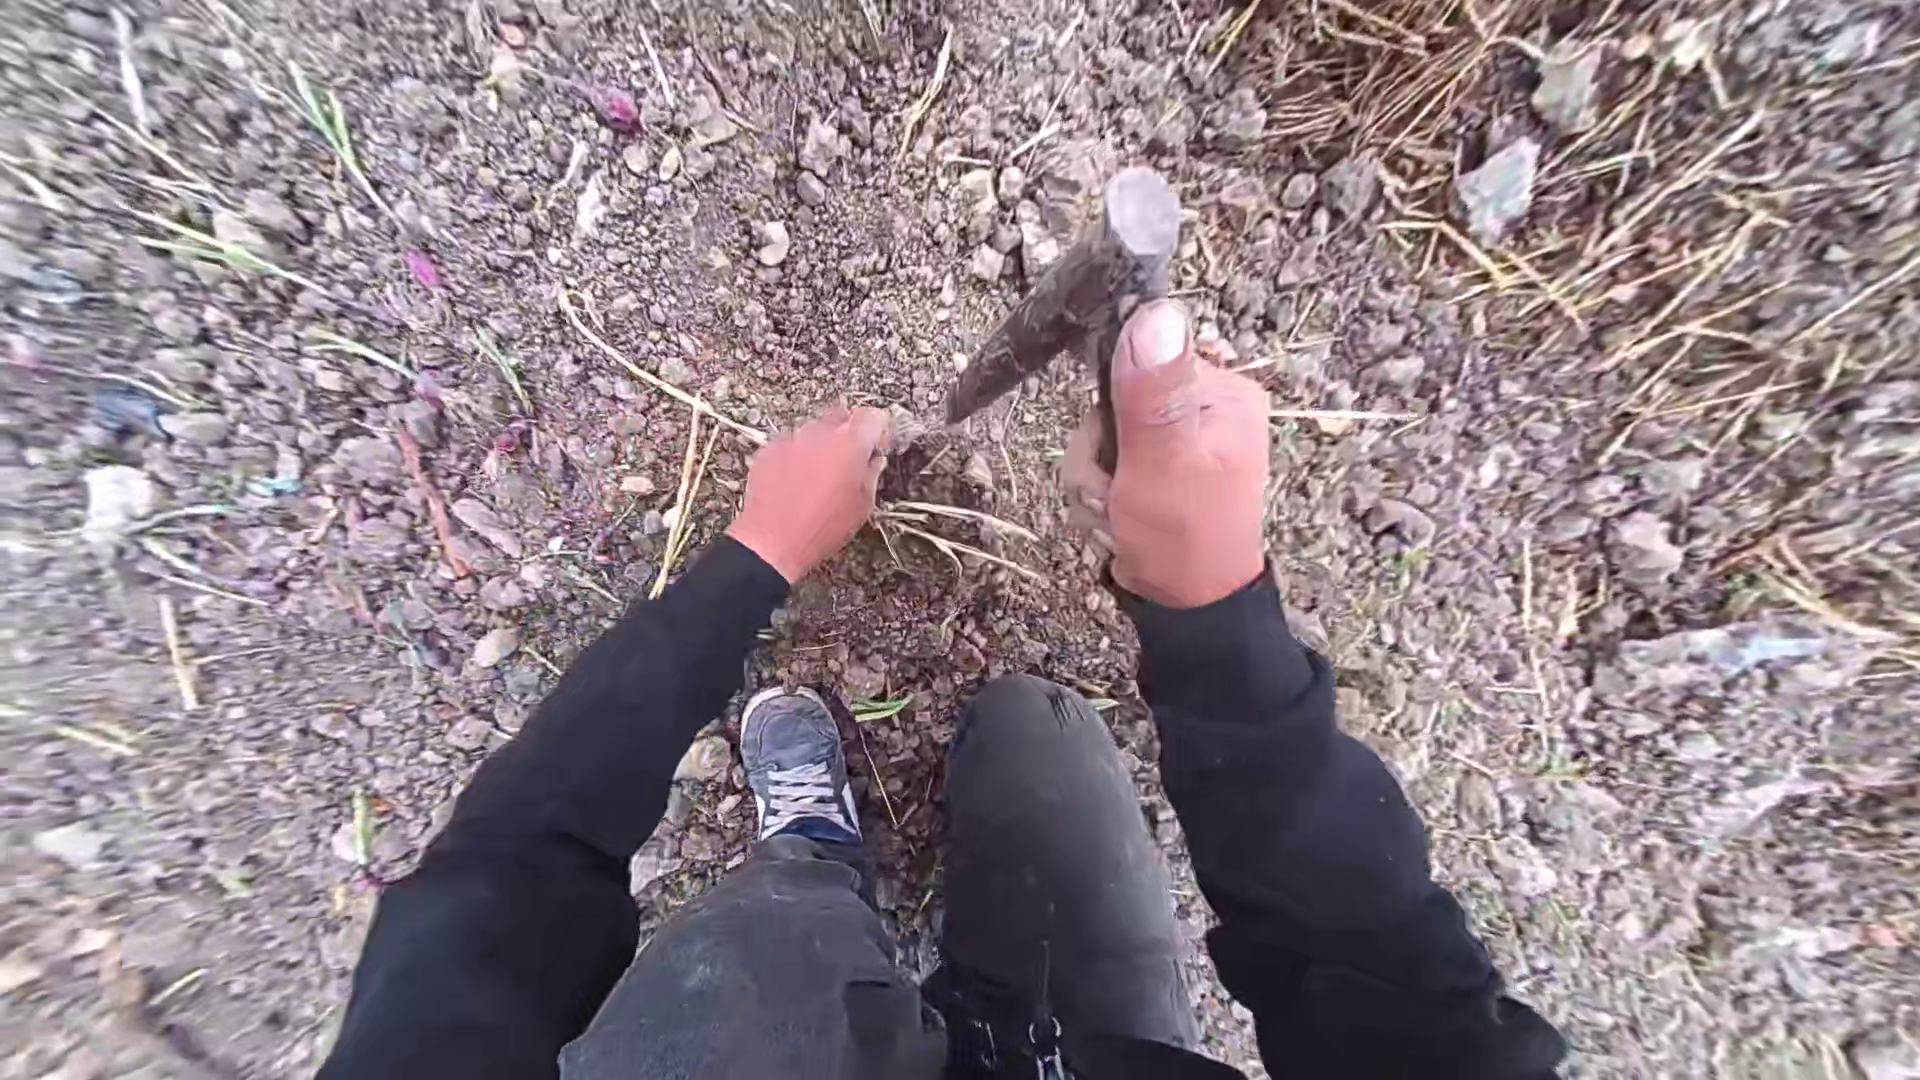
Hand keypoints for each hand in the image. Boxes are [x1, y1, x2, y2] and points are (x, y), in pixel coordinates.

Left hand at [727, 406, 891, 582]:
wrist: (773, 541)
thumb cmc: (824, 528)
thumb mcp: (862, 506)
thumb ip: (871, 474)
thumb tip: (874, 460)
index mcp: (851, 444)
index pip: (872, 417)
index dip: (878, 430)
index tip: (877, 446)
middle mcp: (821, 433)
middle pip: (841, 415)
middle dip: (849, 431)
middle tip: (849, 458)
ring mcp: (792, 438)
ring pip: (814, 430)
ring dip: (821, 445)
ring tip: (819, 476)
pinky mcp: (769, 449)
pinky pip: (790, 443)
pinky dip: (797, 455)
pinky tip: (796, 481)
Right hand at [1065, 300, 1268, 608]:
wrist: (1184, 606)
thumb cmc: (1183, 541)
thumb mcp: (1165, 467)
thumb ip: (1153, 398)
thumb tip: (1151, 314)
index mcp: (1220, 395)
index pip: (1139, 362)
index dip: (1110, 406)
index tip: (1115, 450)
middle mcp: (1199, 410)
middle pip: (1109, 404)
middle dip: (1097, 458)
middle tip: (1115, 495)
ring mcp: (1173, 442)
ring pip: (1096, 440)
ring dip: (1092, 483)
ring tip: (1116, 515)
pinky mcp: (1152, 468)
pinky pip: (1099, 466)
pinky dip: (1096, 496)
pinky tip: (1115, 521)